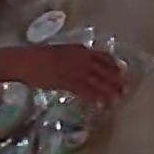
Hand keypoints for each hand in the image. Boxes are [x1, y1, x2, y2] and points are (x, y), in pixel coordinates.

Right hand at [0, 45, 125, 100]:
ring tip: (119, 99)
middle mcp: (82, 60)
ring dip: (109, 91)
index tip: (122, 73)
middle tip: (126, 89)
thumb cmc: (41, 54)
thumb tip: (87, 61)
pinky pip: (85, 91)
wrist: (27, 61)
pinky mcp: (67, 84)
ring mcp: (75, 72)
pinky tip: (102, 104)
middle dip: (116, 80)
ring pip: (97, 82)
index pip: (103, 57)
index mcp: (82, 50)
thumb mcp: (64, 50)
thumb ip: (77, 55)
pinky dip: (95, 98)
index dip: (113, 66)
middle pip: (104, 71)